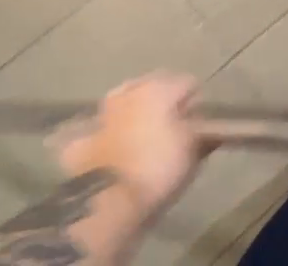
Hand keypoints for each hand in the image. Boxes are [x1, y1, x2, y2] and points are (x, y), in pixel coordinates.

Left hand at [52, 74, 205, 260]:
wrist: (107, 203)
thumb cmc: (157, 171)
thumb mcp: (192, 153)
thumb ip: (202, 132)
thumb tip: (205, 124)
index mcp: (160, 89)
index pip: (188, 83)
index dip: (196, 102)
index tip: (201, 122)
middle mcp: (129, 92)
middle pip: (154, 85)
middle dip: (164, 100)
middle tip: (173, 126)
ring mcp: (102, 113)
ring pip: (124, 100)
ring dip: (135, 111)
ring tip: (144, 136)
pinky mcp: (82, 137)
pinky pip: (100, 127)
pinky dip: (108, 133)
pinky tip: (114, 148)